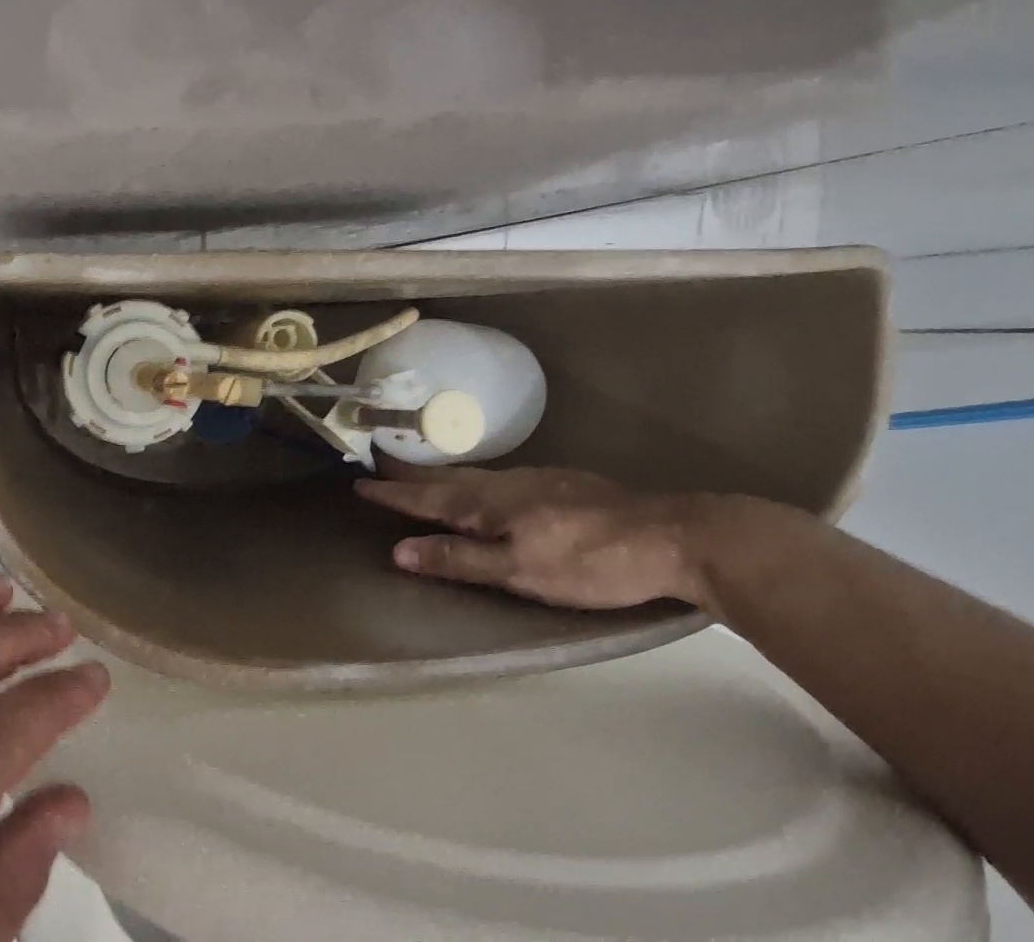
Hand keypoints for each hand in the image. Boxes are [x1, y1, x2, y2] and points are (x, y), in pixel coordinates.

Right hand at [355, 459, 735, 611]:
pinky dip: (476, 483)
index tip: (359, 482)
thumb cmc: (588, 562)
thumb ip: (458, 560)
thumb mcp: (517, 571)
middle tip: (382, 462)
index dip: (393, 493)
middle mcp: (506, 484)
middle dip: (412, 474)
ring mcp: (538, 481)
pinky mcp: (565, 486)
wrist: (673, 538)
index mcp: (488, 504)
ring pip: (476, 477)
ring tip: (424, 477)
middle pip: (448, 478)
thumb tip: (397, 550)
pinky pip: (502, 480)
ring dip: (443, 477)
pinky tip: (489, 491)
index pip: (427, 497)